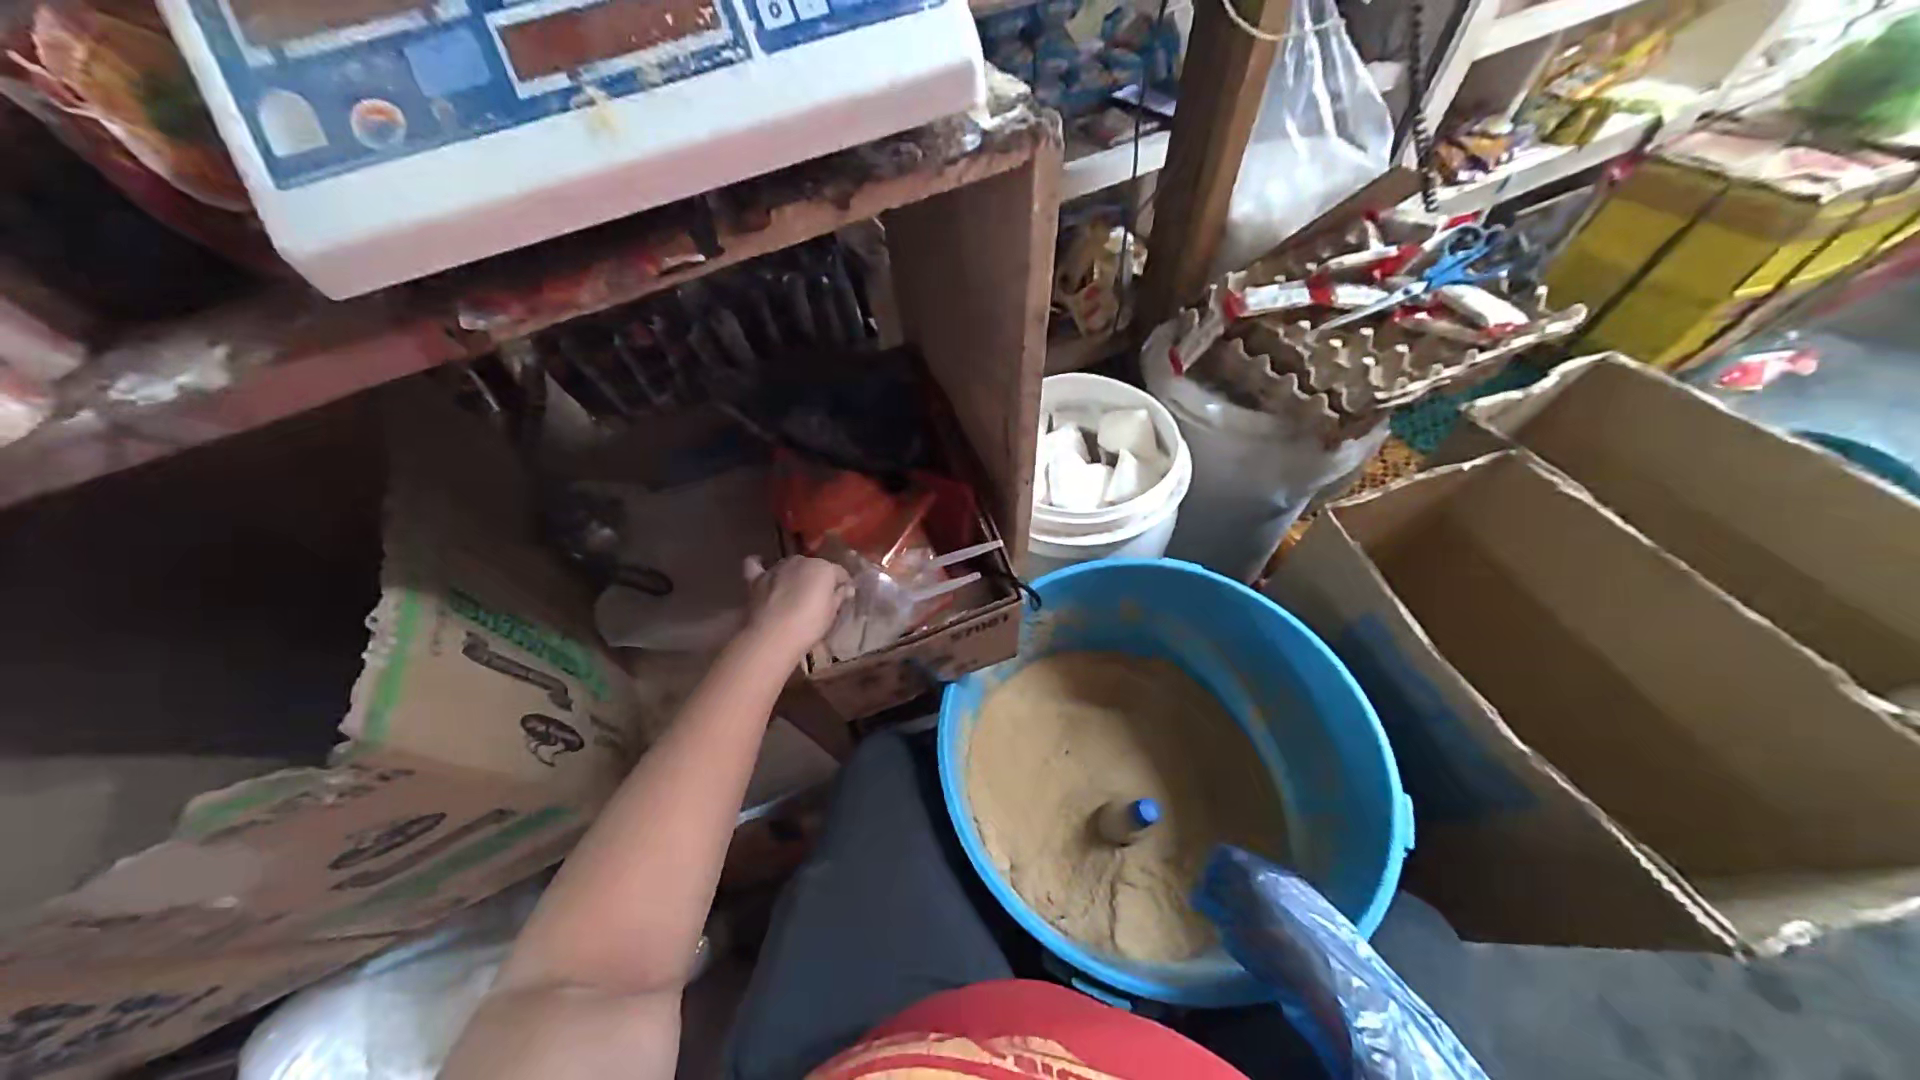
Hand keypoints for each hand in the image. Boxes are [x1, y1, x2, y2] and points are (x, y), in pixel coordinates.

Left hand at [743, 555, 851, 656]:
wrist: (774, 636)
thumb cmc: (810, 625)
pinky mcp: (757, 579)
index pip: (839, 572)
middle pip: (813, 566)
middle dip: (817, 578)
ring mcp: (776, 568)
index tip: (843, 595)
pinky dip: (760, 565)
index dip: (842, 583)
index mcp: (823, 567)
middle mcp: (800, 561)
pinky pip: (755, 565)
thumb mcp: (832, 613)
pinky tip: (764, 571)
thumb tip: (846, 588)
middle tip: (818, 598)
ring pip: (789, 566)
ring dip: (794, 574)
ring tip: (794, 592)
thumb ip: (839, 596)